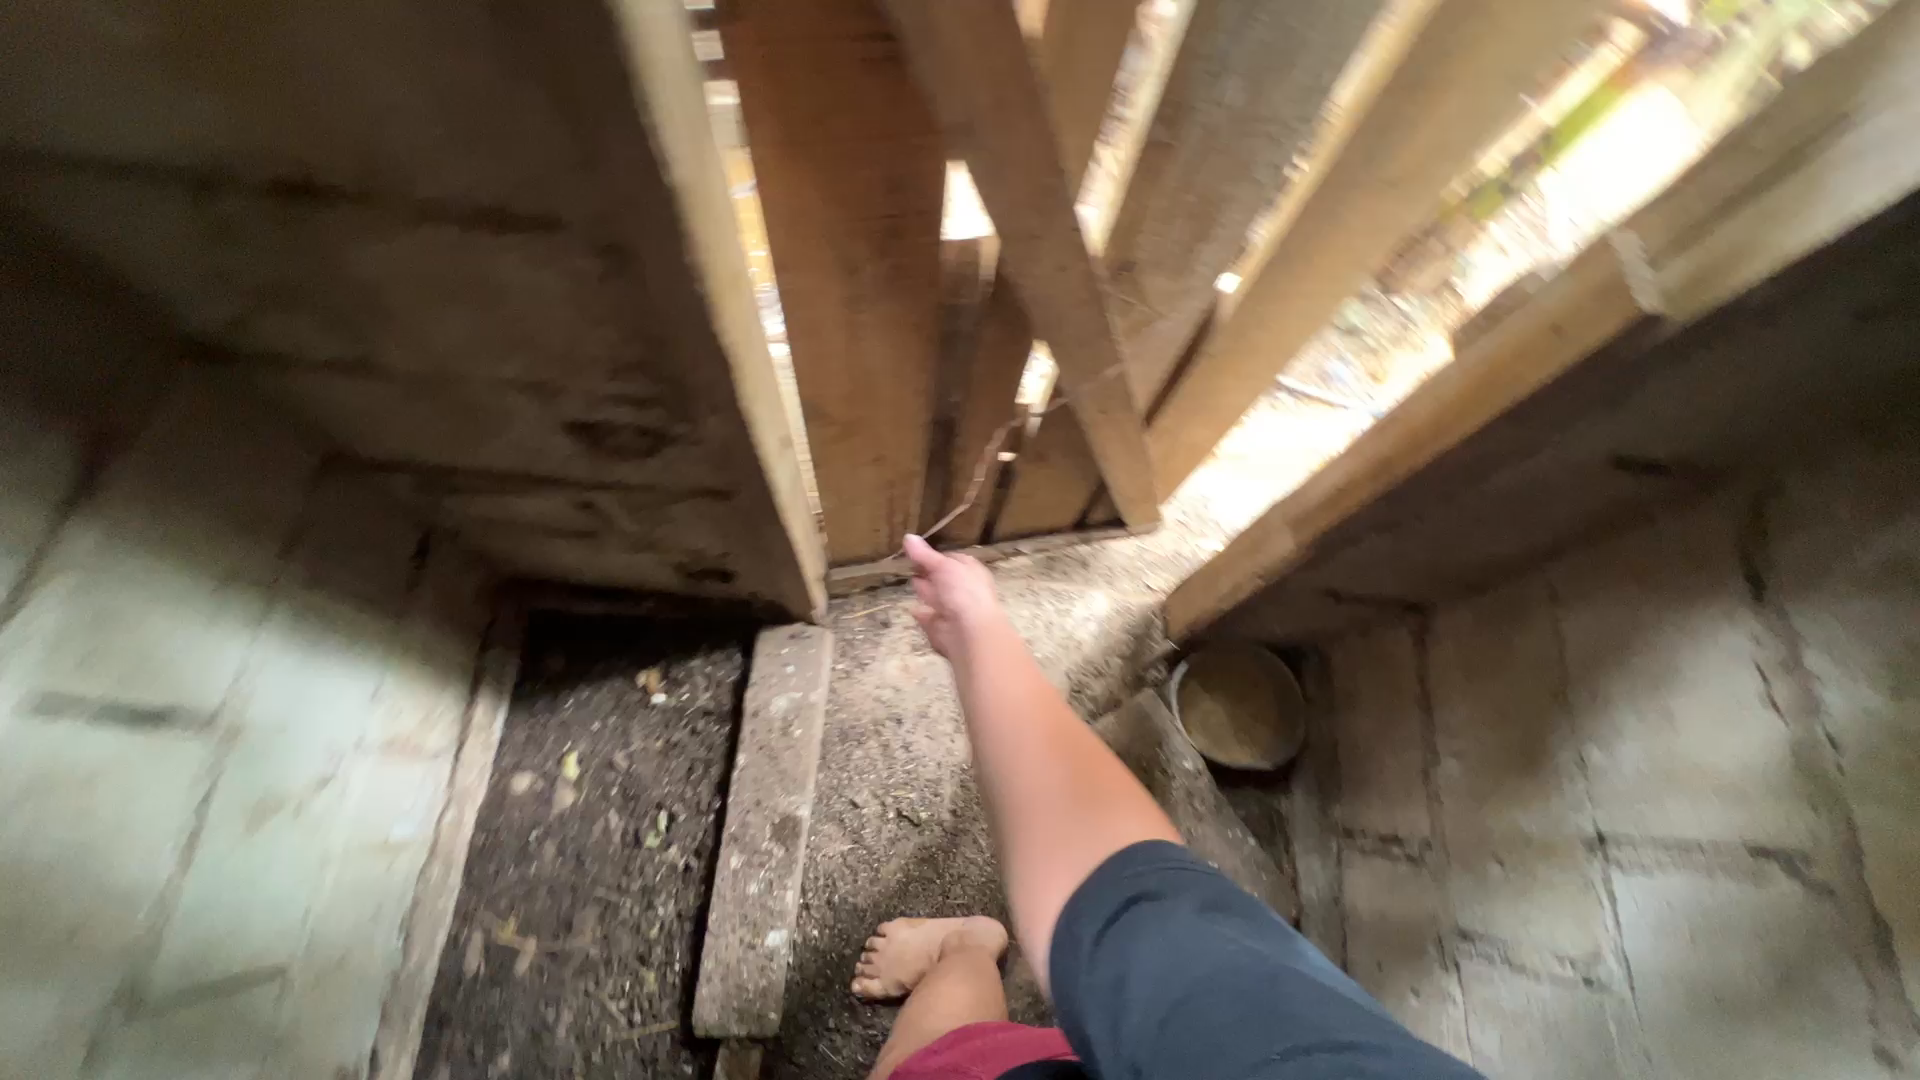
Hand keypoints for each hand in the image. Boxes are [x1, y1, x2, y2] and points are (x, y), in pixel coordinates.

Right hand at [903, 534, 1003, 662]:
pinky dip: (922, 613)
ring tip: (912, 582)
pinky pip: (930, 617)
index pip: (951, 559)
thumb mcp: (943, 566)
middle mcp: (964, 589)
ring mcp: (954, 609)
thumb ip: (924, 555)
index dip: (934, 555)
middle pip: (943, 578)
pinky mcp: (943, 627)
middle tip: (912, 565)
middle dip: (929, 573)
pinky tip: (913, 609)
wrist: (971, 632)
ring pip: (937, 597)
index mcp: (970, 570)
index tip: (915, 551)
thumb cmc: (963, 591)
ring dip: (926, 591)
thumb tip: (908, 537)